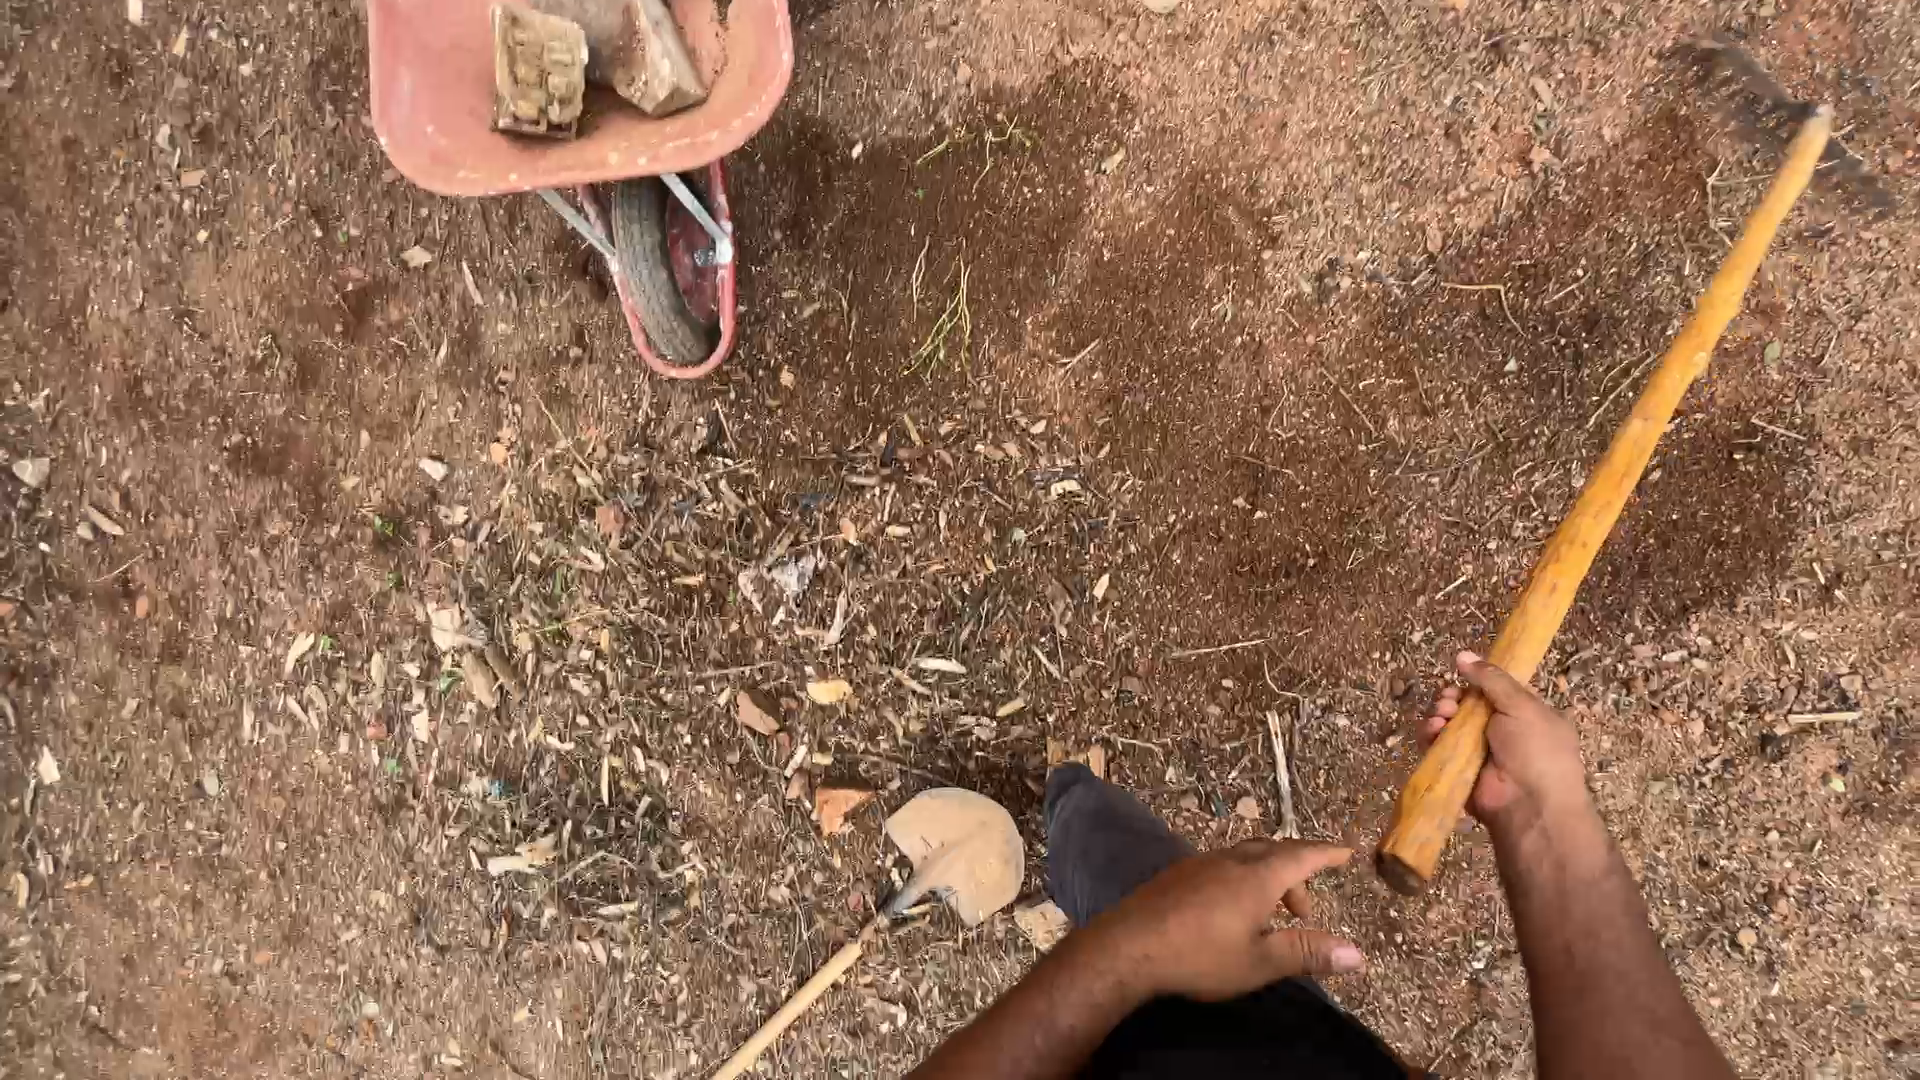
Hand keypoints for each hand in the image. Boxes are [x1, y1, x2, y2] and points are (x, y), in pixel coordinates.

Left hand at [1081, 839, 1365, 1002]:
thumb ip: (1307, 952)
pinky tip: (1233, 910)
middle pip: (1272, 851)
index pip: (1300, 855)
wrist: (1131, 943)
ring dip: (1267, 878)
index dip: (1325, 852)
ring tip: (1272, 916)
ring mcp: (1200, 863)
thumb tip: (1358, 953)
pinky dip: (1242, 879)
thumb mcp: (1260, 961)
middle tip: (1305, 911)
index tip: (1346, 850)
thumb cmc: (1201, 955)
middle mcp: (1229, 860)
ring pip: (1245, 857)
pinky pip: (1223, 864)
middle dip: (1296, 872)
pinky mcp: (1179, 873)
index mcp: (1256, 877)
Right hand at [1421, 650, 1594, 838]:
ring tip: (1441, 718)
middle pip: (1466, 704)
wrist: (1529, 804)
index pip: (1495, 690)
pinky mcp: (1457, 764)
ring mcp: (1478, 749)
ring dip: (1440, 715)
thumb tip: (1463, 654)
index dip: (1477, 681)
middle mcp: (1502, 731)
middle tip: (1448, 702)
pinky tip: (1432, 733)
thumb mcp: (1522, 706)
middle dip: (1452, 699)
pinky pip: (1436, 743)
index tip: (1463, 675)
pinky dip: (1430, 735)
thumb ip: (1491, 679)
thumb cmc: (1537, 751)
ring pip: (1448, 722)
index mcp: (1526, 715)